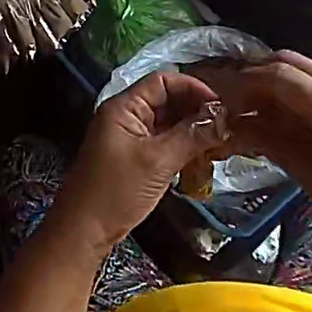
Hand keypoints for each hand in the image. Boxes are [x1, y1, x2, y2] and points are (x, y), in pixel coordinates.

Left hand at [48, 71, 227, 257]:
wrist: (85, 230)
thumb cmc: (116, 191)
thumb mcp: (157, 161)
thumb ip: (191, 135)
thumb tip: (223, 117)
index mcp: (124, 107)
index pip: (163, 80)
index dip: (193, 88)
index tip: (221, 106)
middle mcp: (127, 116)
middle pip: (168, 101)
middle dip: (196, 112)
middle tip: (227, 128)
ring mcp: (130, 138)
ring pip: (169, 124)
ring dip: (193, 132)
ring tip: (219, 145)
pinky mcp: (136, 158)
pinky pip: (164, 143)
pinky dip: (184, 148)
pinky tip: (203, 161)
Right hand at [194, 51, 311, 252]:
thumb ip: (278, 148)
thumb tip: (237, 126)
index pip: (277, 76)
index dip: (241, 84)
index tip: (219, 104)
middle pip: (287, 61)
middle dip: (253, 77)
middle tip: (231, 106)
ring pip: (302, 69)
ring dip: (272, 85)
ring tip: (254, 118)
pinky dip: (293, 94)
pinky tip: (285, 123)